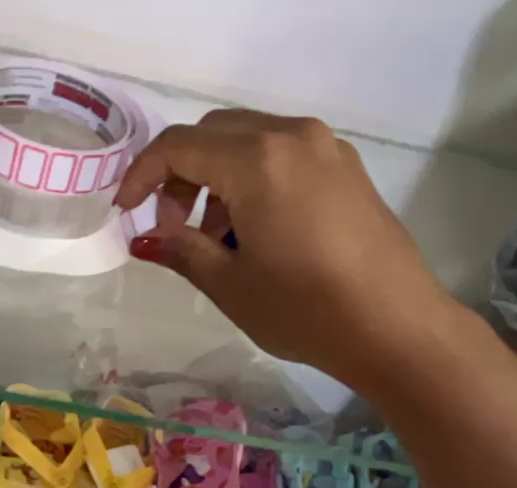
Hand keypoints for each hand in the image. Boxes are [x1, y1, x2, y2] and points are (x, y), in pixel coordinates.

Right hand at [117, 110, 465, 386]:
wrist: (392, 325)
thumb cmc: (303, 310)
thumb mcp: (229, 285)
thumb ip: (181, 251)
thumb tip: (144, 239)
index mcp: (257, 161)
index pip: (179, 146)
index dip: (142, 176)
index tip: (125, 214)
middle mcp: (292, 137)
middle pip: (214, 133)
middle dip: (180, 175)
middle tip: (171, 230)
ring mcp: (326, 148)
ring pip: (249, 142)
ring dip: (217, 180)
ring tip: (216, 243)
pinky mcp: (345, 169)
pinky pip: (283, 156)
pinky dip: (252, 182)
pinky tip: (254, 235)